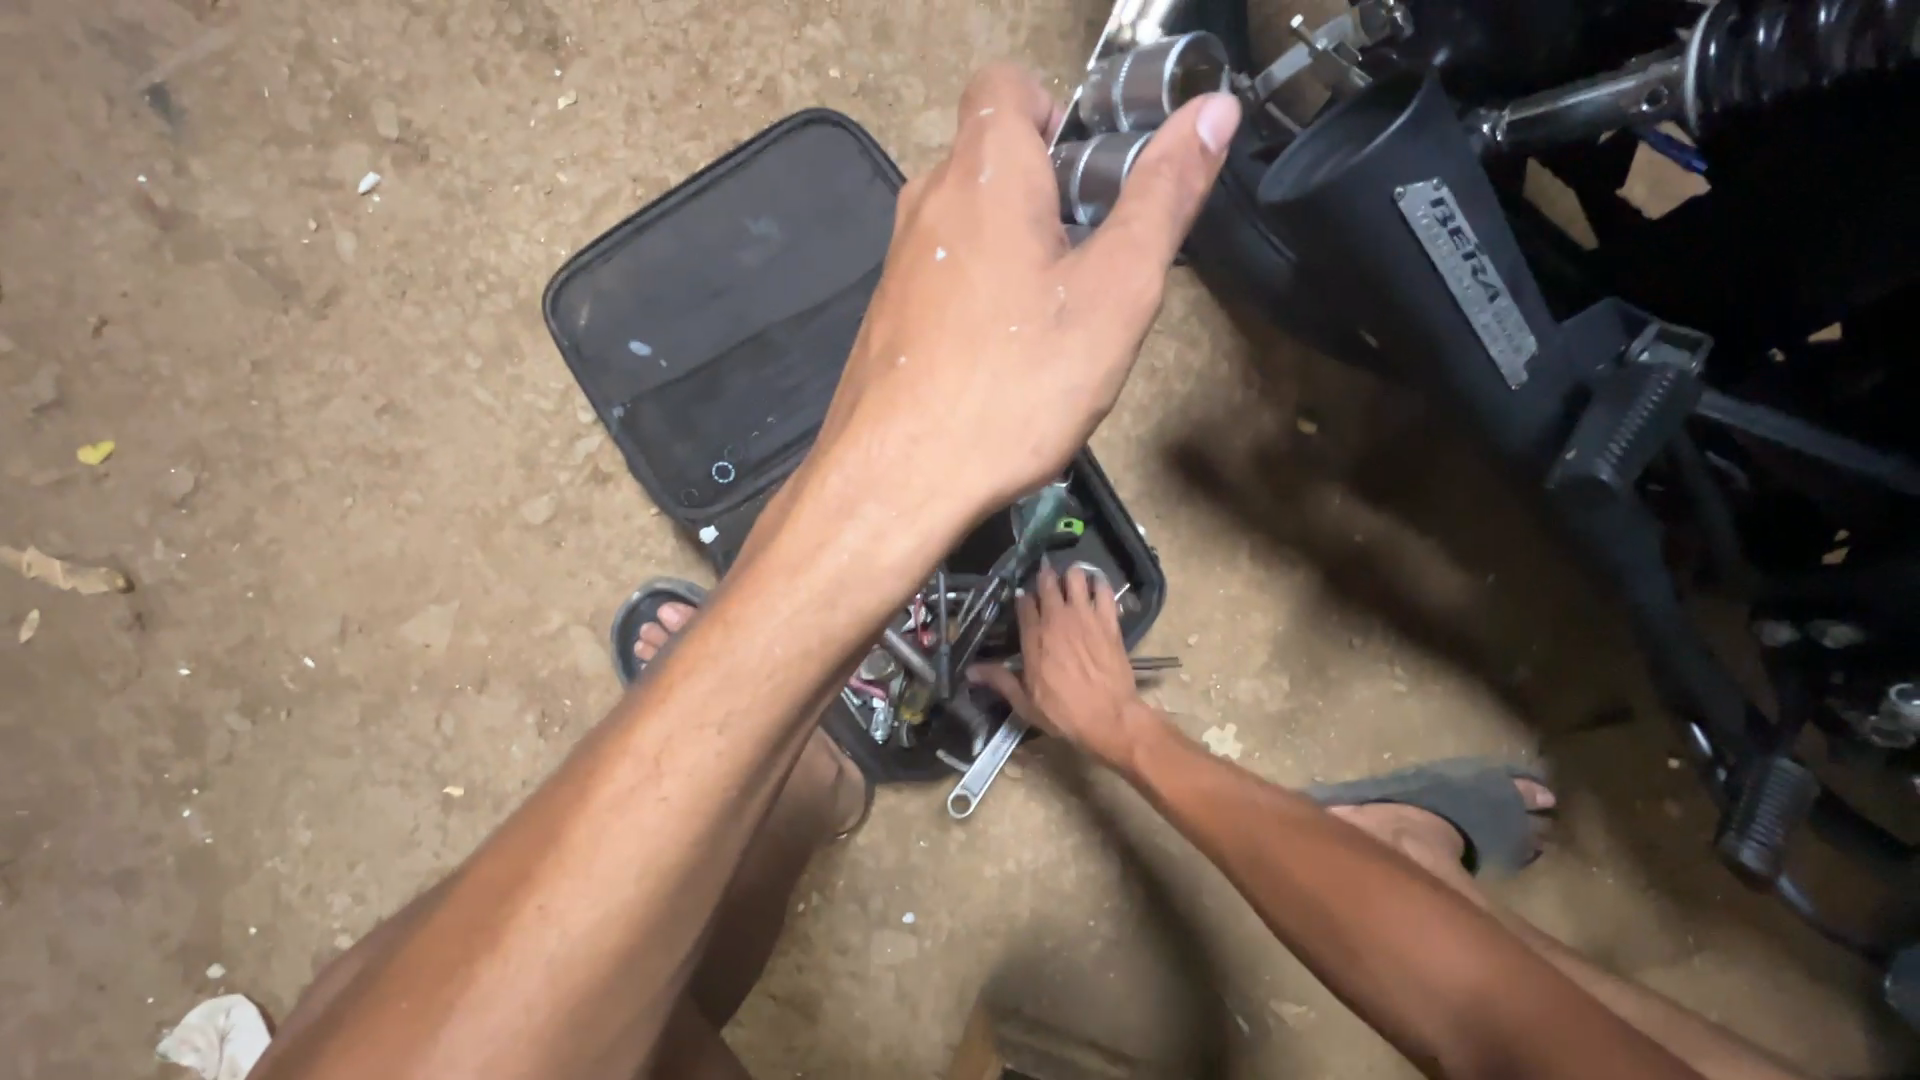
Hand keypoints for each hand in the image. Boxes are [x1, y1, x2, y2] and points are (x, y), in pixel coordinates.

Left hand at [800, 63, 1241, 541]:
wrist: (898, 480)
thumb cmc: (1014, 385)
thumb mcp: (1115, 292)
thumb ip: (1163, 198)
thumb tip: (1212, 112)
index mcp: (984, 170)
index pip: (1006, 85)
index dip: (1056, 114)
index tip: (1092, 180)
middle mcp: (928, 201)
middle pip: (993, 159)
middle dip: (1050, 196)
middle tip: (1091, 270)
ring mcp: (898, 262)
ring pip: (971, 225)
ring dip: (1019, 254)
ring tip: (1052, 326)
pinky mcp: (888, 315)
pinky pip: (946, 277)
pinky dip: (982, 297)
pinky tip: (1003, 362)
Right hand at [969, 561, 1168, 771]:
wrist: (1109, 717)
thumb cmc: (1064, 712)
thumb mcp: (1025, 702)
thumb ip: (999, 680)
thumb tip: (969, 671)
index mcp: (1034, 637)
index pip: (1024, 603)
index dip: (1023, 598)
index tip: (1024, 598)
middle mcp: (1057, 619)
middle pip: (1048, 583)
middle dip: (1045, 577)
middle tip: (1046, 578)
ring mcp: (1085, 616)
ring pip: (1076, 578)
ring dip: (1072, 575)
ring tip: (1071, 580)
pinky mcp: (1109, 621)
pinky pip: (1104, 590)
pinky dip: (1100, 584)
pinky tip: (1097, 586)